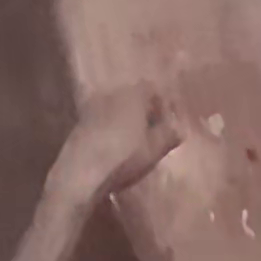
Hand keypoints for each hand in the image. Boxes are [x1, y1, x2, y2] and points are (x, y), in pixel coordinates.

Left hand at [47, 86, 181, 205]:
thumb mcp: (153, 150)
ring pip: (116, 106)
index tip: (168, 122)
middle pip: (133, 95)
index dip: (162, 104)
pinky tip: (113, 147)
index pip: (152, 88)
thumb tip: (180, 127)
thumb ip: (168, 135)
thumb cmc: (123, 157)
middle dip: (144, 111)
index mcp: (133, 94)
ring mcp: (94, 105)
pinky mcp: (80, 121)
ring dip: (126, 119)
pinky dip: (110, 127)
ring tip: (134, 142)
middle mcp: (113, 92)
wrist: (80, 172)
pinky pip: (102, 118)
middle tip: (152, 133)